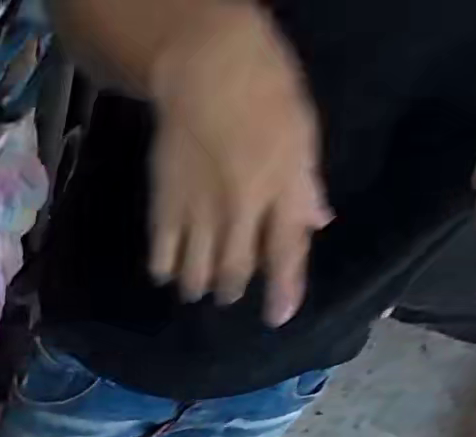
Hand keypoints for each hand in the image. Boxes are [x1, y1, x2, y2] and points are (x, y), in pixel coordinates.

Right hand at [145, 2, 331, 325]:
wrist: (206, 78)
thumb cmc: (265, 95)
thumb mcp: (301, 135)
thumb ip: (303, 186)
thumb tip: (313, 224)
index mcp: (282, 188)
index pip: (286, 250)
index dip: (284, 289)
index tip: (278, 319)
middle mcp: (240, 209)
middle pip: (236, 268)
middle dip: (233, 289)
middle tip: (228, 297)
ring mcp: (198, 213)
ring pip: (196, 269)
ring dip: (197, 286)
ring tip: (197, 292)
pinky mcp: (163, 209)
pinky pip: (162, 254)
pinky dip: (165, 270)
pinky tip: (167, 273)